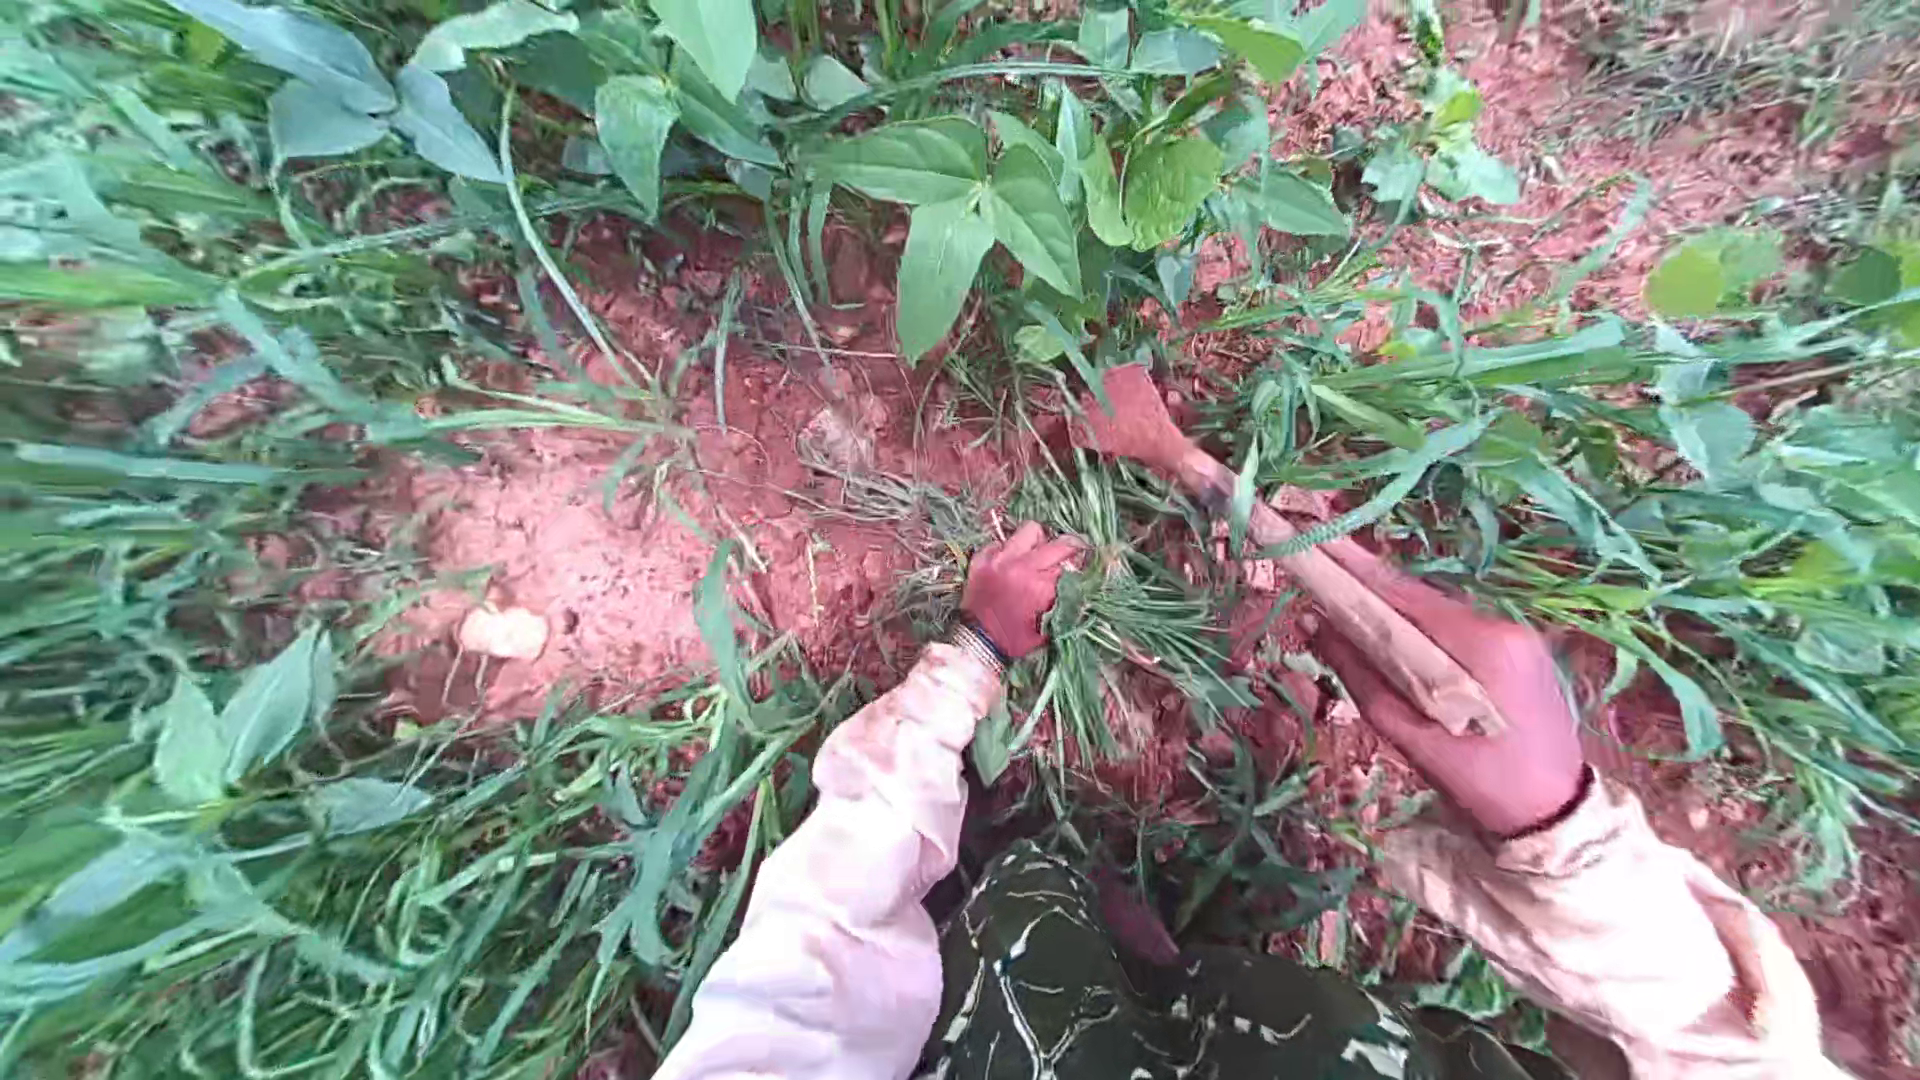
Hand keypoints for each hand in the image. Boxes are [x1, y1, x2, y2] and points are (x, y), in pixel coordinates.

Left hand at [961, 521, 1082, 658]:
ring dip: (1039, 541)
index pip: (1072, 566)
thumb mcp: (1047, 627)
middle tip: (1071, 552)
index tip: (1083, 565)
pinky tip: (1011, 562)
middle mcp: (1022, 567)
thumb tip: (1079, 583)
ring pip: (1030, 530)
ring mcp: (1000, 559)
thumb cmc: (1014, 639)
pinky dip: (1009, 549)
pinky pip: (1002, 541)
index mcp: (1041, 587)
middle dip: (1070, 548)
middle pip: (1058, 544)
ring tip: (1038, 552)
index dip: (1080, 565)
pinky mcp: (982, 558)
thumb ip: (1065, 604)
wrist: (976, 641)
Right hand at [1312, 539, 1585, 836]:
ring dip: (1387, 607)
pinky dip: (1413, 626)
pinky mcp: (1516, 649)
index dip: (1351, 564)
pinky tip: (1386, 634)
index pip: (1400, 590)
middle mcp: (1502, 625)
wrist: (1554, 815)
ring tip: (1342, 605)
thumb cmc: (1472, 777)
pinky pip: (1449, 625)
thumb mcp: (1399, 725)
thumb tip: (1310, 621)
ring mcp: (1515, 635)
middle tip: (1317, 569)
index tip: (1313, 539)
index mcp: (1479, 642)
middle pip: (1415, 595)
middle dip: (1364, 585)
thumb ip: (1353, 667)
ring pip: (1431, 609)